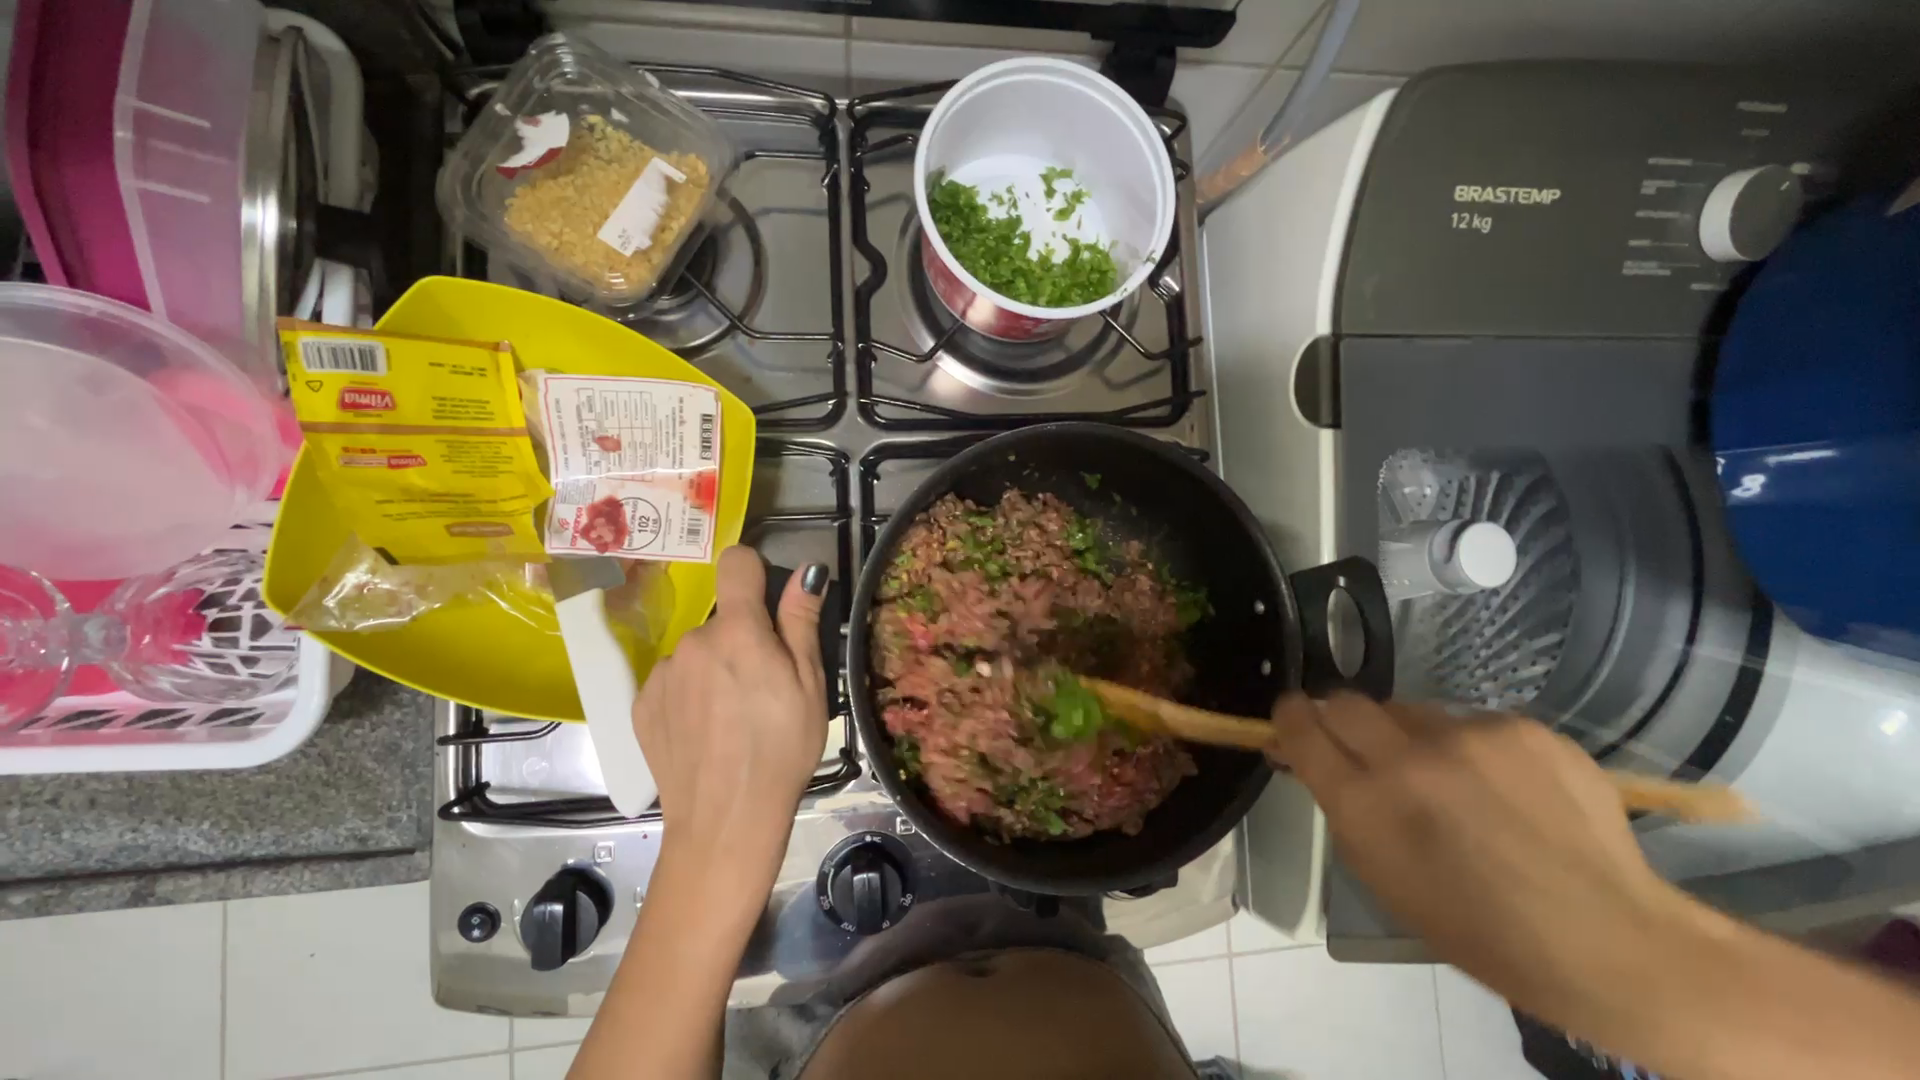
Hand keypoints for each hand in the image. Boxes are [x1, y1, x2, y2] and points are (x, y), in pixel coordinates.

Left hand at [631, 547, 829, 852]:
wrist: (726, 819)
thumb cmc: (782, 749)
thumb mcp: (810, 685)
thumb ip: (801, 622)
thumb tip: (806, 573)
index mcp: (738, 631)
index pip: (736, 563)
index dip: (754, 571)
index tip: (767, 600)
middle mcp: (692, 641)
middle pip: (721, 619)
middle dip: (741, 638)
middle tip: (763, 685)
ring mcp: (662, 673)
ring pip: (696, 652)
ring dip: (713, 668)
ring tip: (732, 716)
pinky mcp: (642, 705)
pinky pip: (672, 681)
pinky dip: (689, 694)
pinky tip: (705, 731)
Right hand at [1267, 693, 1687, 1007]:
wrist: (1602, 937)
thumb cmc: (1474, 928)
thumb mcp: (1380, 874)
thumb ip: (1345, 807)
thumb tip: (1321, 763)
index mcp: (1365, 802)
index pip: (1301, 726)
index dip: (1290, 718)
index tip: (1293, 720)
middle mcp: (1409, 756)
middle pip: (1346, 702)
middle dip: (1342, 720)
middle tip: (1363, 748)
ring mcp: (1471, 735)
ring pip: (1413, 711)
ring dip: (1414, 738)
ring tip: (1454, 782)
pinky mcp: (1524, 727)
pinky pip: (1473, 723)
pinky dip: (1474, 749)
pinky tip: (1506, 789)